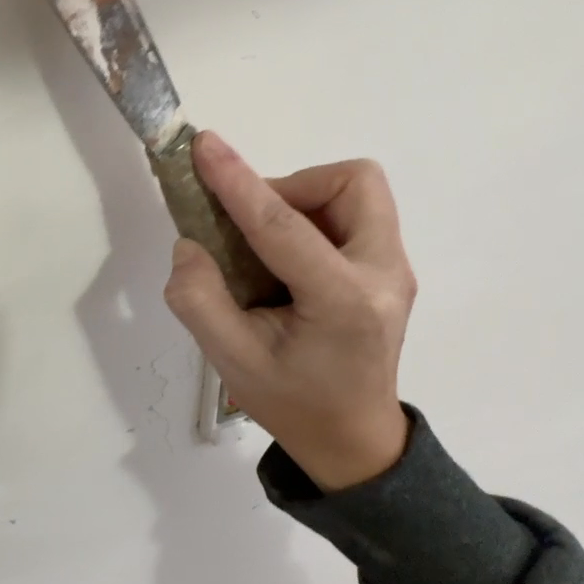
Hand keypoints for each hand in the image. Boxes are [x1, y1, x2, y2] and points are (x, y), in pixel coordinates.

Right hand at [163, 132, 416, 490]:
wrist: (352, 437)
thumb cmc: (290, 400)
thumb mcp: (228, 358)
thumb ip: (198, 297)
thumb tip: (191, 244)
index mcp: (345, 301)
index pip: (282, 225)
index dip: (237, 182)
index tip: (203, 146)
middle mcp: (384, 275)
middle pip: (352, 184)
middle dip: (290, 186)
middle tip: (247, 222)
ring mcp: (392, 270)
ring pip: (354, 193)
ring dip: (299, 201)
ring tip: (260, 244)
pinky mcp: (385, 268)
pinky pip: (350, 214)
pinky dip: (306, 218)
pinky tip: (279, 259)